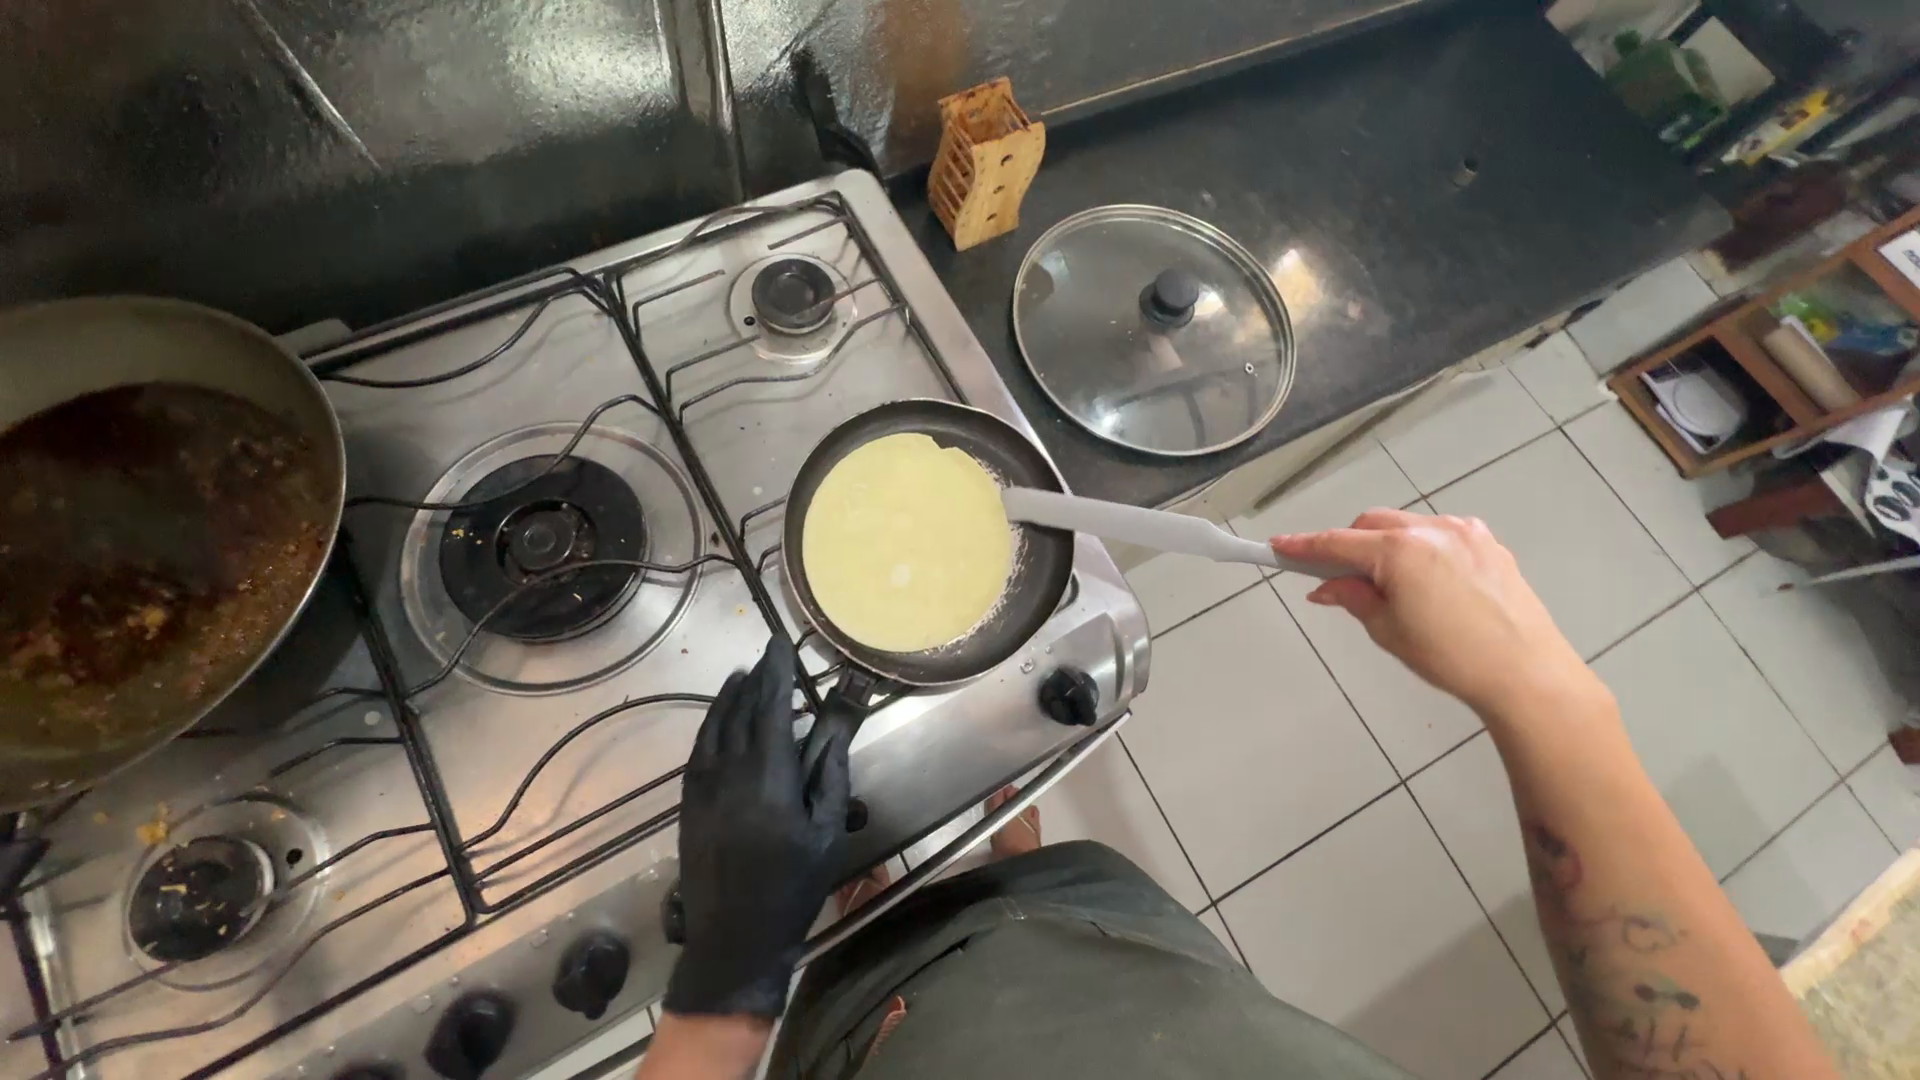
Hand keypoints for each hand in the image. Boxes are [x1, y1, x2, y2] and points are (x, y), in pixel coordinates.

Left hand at [665, 637, 850, 1017]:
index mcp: (769, 775)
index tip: (779, 643)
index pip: (771, 706)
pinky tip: (720, 717)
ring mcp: (702, 787)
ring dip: (729, 695)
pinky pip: (698, 749)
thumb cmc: (794, 884)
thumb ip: (830, 772)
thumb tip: (835, 727)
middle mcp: (730, 771)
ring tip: (743, 675)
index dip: (776, 670)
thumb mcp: (827, 829)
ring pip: (714, 725)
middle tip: (768, 655)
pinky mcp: (688, 803)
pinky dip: (710, 723)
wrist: (735, 938)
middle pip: (743, 709)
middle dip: (757, 678)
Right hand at [1270, 509, 1598, 717]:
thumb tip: (1325, 587)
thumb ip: (1353, 597)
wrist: (1528, 674)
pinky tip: (1426, 582)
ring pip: (1406, 526)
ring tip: (1389, 585)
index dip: (1303, 546)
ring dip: (1385, 544)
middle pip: (1371, 524)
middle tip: (1340, 578)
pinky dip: (1419, 548)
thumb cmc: (1449, 657)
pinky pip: (1439, 534)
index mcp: (1401, 551)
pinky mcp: (1490, 545)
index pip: (1337, 543)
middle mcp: (1432, 530)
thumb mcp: (1387, 630)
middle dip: (1349, 543)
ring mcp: (1466, 533)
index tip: (1277, 546)